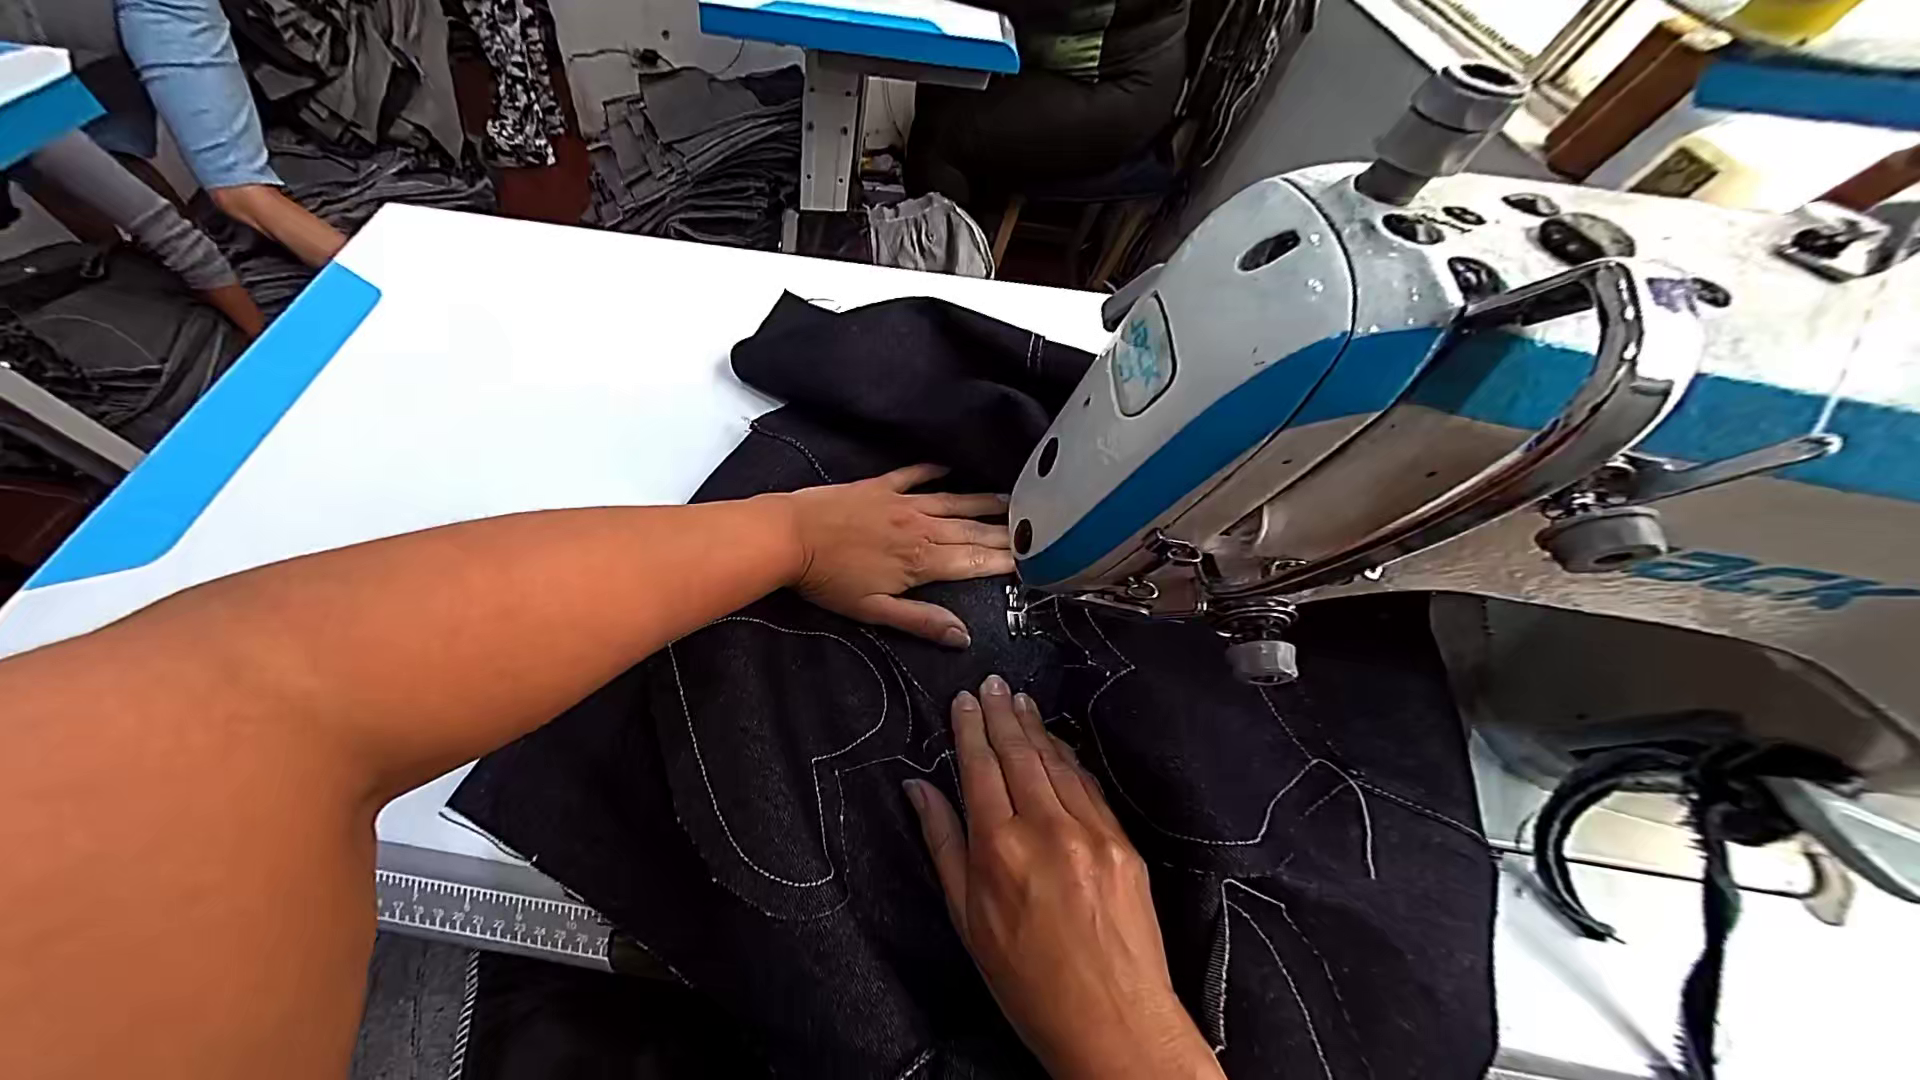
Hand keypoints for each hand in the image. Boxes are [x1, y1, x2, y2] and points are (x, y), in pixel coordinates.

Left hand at [779, 464, 1013, 646]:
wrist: (790, 535)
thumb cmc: (829, 579)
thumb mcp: (874, 611)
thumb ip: (921, 621)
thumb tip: (962, 637)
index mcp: (923, 560)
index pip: (975, 561)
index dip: (1006, 562)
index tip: (1032, 560)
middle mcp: (922, 527)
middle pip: (972, 531)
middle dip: (1005, 533)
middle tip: (1033, 529)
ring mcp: (903, 502)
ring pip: (954, 502)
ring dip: (983, 502)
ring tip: (1010, 501)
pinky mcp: (882, 486)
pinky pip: (915, 475)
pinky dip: (934, 471)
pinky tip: (949, 468)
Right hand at [904, 676, 1225, 1079]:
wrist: (1115, 1024)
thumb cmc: (1028, 981)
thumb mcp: (967, 919)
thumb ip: (942, 843)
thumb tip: (919, 790)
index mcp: (998, 849)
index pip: (979, 767)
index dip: (969, 728)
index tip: (964, 700)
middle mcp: (1045, 829)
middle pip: (1017, 753)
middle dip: (1001, 713)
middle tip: (993, 683)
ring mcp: (1089, 831)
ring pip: (1054, 762)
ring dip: (1034, 726)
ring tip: (1019, 700)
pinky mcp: (1121, 841)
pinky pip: (1087, 784)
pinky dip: (1068, 757)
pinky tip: (1056, 741)